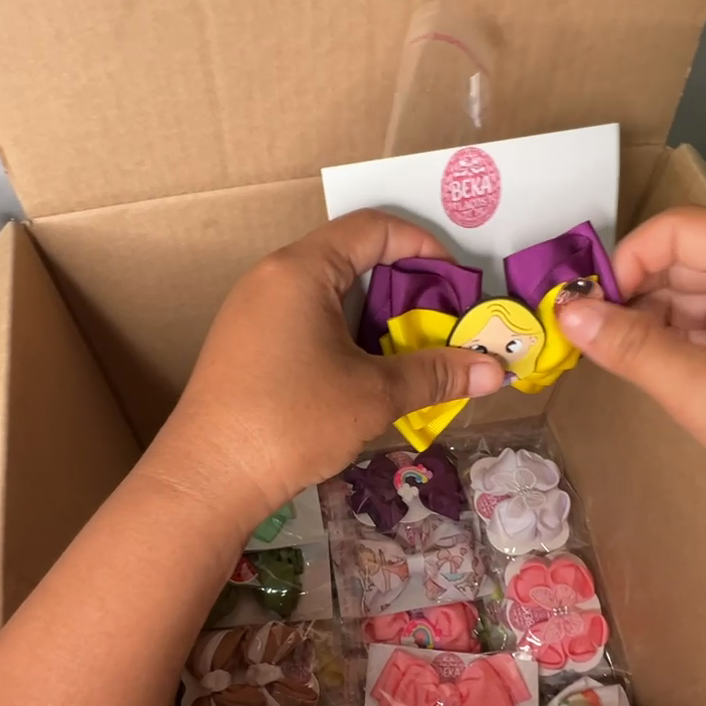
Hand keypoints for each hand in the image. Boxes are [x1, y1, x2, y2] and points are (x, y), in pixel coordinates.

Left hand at [147, 210, 505, 526]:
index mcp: (301, 270)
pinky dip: (343, 338)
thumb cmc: (293, 420)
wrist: (209, 476)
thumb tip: (496, 373)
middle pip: (349, 260)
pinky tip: (363, 376)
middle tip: (440, 323)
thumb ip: (436, 375)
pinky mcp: (244, 347)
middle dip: (403, 288)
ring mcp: (252, 313)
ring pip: (327, 296)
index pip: (372, 228)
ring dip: (374, 319)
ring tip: (409, 354)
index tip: (457, 281)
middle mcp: (271, 279)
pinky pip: (304, 323)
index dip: (424, 246)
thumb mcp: (373, 395)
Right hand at [553, 206, 705, 500]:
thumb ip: (629, 346)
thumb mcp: (698, 387)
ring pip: (692, 292)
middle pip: (683, 259)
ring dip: (651, 321)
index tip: (596, 310)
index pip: (678, 229)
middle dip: (634, 294)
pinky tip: (657, 368)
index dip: (628, 261)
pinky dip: (676, 339)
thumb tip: (567, 312)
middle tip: (596, 340)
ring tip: (624, 360)